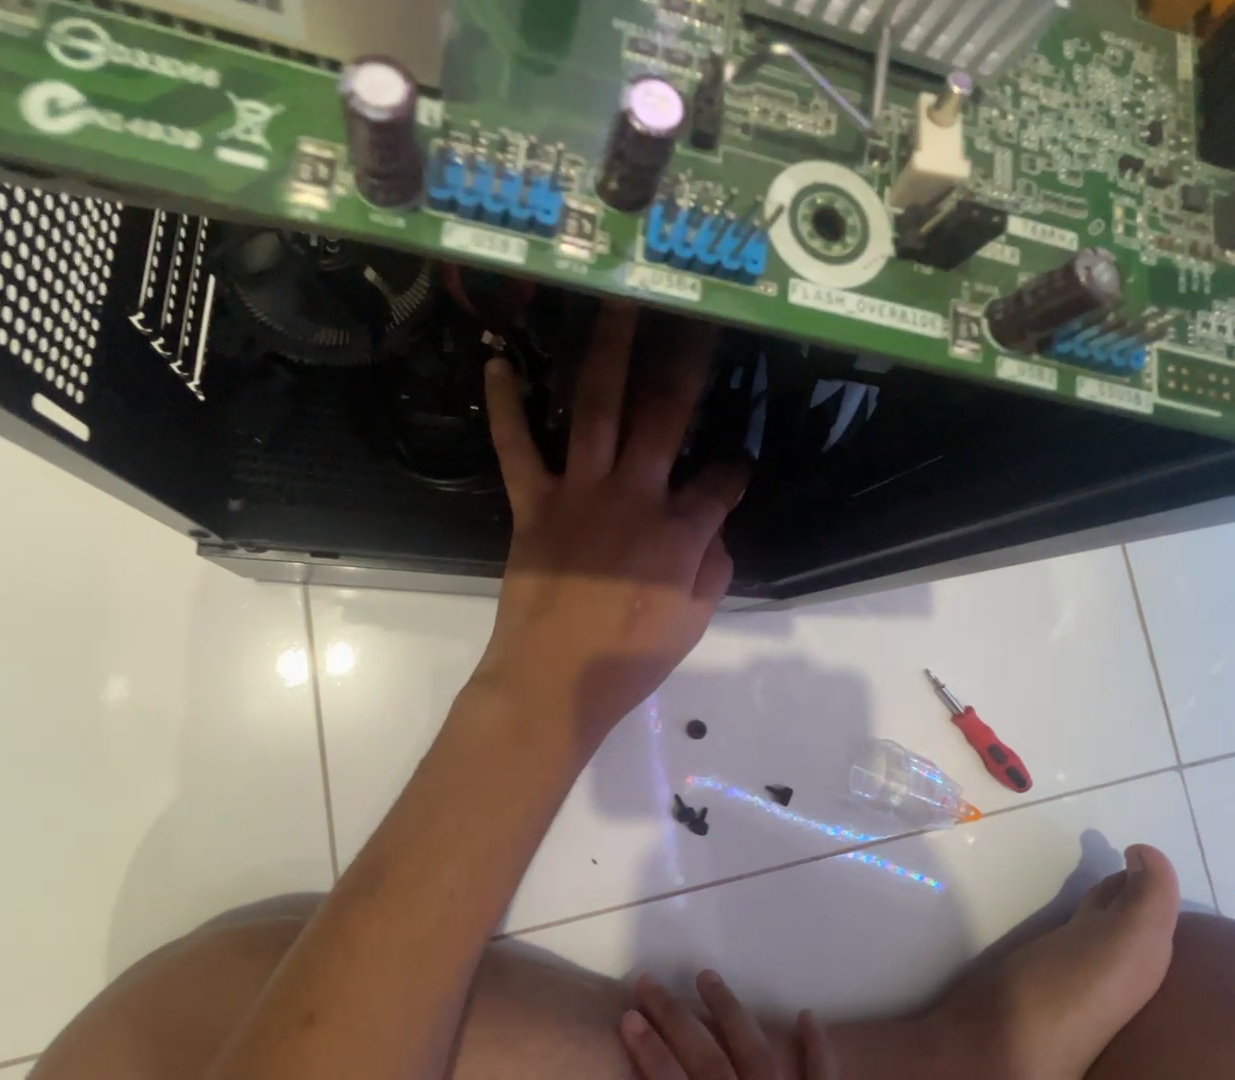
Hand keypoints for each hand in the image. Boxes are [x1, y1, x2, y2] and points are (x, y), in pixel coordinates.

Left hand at [466, 302, 748, 759]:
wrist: (551, 683)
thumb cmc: (629, 660)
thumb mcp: (694, 622)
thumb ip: (714, 567)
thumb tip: (717, 528)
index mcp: (681, 529)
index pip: (722, 479)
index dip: (735, 466)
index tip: (736, 461)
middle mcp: (635, 494)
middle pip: (666, 412)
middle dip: (686, 357)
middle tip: (697, 311)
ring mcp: (580, 492)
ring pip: (597, 407)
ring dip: (608, 351)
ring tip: (616, 300)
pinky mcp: (534, 503)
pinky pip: (517, 446)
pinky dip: (506, 406)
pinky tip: (498, 363)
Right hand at [621, 971, 839, 1079]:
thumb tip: (641, 1074)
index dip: (648, 1050)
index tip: (628, 1014)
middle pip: (707, 1058)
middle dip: (674, 1018)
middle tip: (648, 981)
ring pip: (756, 1053)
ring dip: (730, 1012)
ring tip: (706, 976)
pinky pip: (823, 1076)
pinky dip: (818, 1047)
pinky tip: (807, 1016)